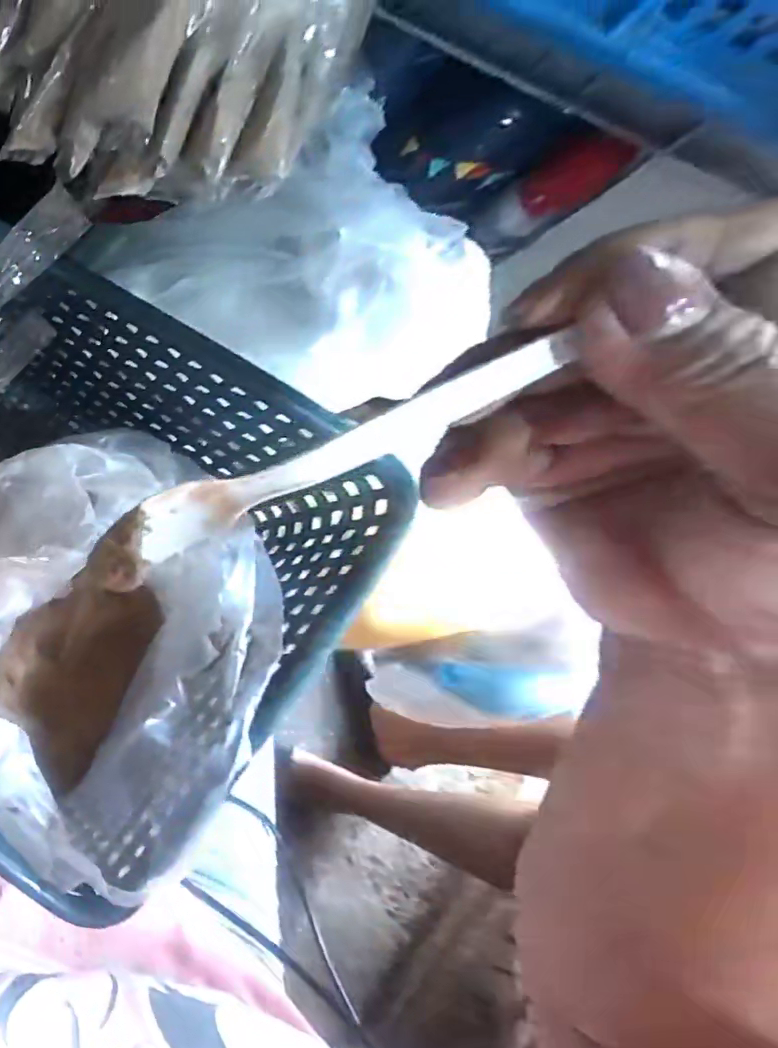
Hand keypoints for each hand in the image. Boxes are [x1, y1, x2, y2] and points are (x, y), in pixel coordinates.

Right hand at [421, 201, 777, 657]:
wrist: (750, 649)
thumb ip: (721, 369)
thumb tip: (619, 283)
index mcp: (767, 326)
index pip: (704, 252)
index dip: (622, 266)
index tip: (556, 312)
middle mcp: (680, 354)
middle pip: (578, 322)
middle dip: (513, 362)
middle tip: (470, 402)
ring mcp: (603, 406)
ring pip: (514, 383)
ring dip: (471, 422)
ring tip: (457, 475)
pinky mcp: (541, 457)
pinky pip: (486, 441)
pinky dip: (459, 460)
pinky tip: (448, 487)